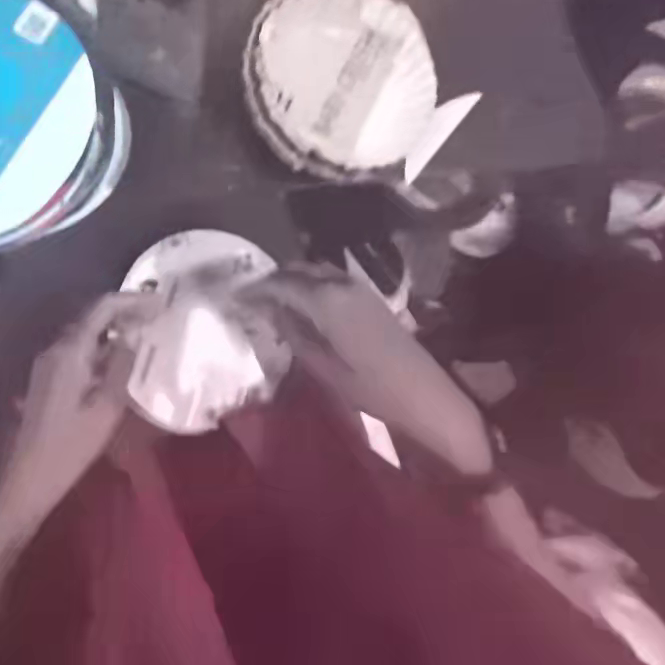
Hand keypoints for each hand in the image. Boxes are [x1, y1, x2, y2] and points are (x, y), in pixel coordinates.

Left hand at [3, 292, 163, 516]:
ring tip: (144, 336)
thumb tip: (133, 337)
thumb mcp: (105, 409)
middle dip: (124, 313)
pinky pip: (77, 352)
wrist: (24, 478)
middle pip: (92, 318)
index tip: (159, 303)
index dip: (131, 301)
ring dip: (112, 331)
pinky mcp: (46, 379)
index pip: (101, 308)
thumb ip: (121, 368)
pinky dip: (100, 349)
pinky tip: (118, 363)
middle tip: (157, 318)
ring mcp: (47, 364)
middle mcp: (55, 349)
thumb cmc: (68, 447)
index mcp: (69, 352)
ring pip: (84, 335)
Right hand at [241, 264, 493, 477]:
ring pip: (315, 270)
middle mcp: (341, 284)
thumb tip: (270, 311)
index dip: (255, 289)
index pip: (280, 283)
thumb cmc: (371, 388)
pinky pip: (330, 278)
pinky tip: (303, 304)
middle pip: (298, 268)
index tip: (237, 297)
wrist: (426, 395)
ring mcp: (358, 288)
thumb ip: (292, 333)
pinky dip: (311, 283)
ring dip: (292, 278)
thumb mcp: (321, 367)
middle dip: (272, 279)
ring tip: (274, 300)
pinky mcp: (369, 296)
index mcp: (326, 301)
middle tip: (253, 297)